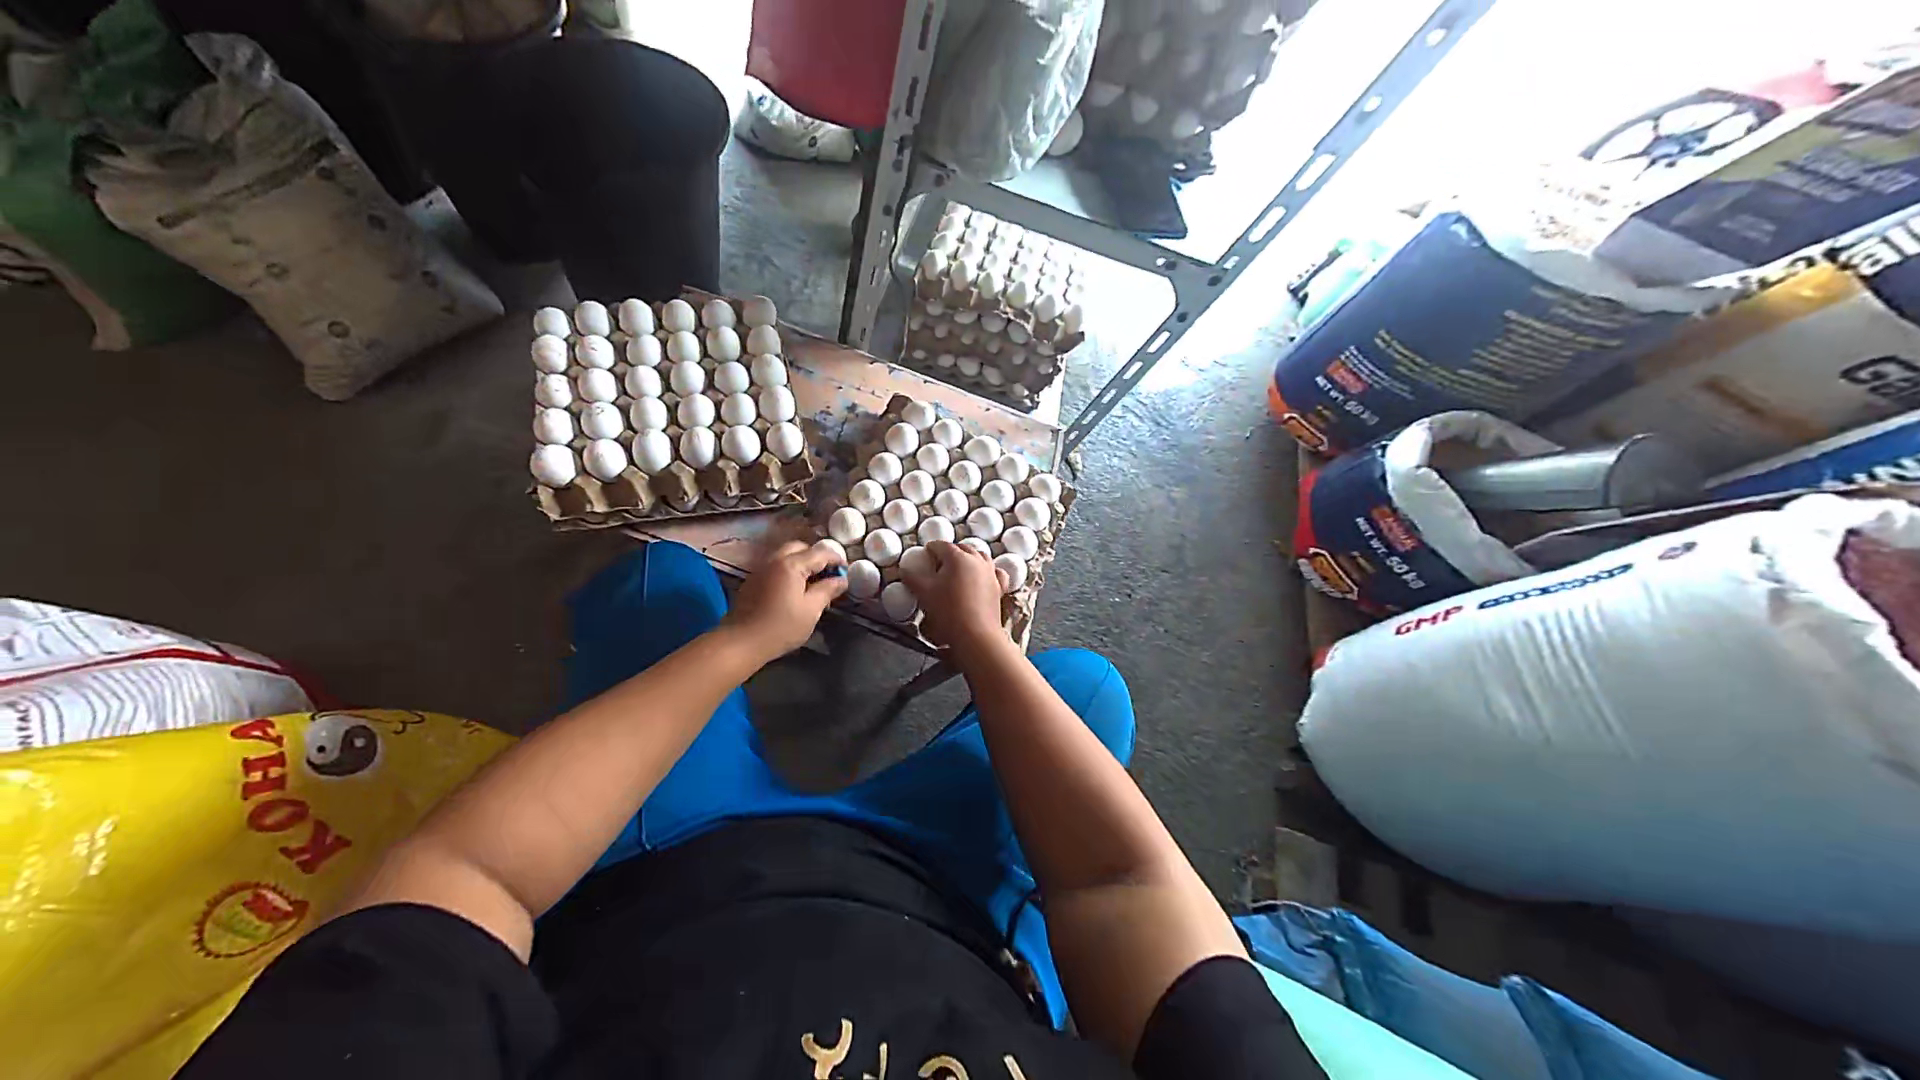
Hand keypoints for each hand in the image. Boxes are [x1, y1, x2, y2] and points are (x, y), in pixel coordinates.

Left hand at [724, 540, 846, 659]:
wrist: (741, 642)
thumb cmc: (781, 627)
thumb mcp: (811, 610)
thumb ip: (828, 590)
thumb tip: (842, 580)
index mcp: (791, 564)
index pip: (820, 553)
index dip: (836, 559)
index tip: (846, 571)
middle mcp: (774, 560)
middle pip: (800, 548)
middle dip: (816, 557)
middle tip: (828, 575)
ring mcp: (761, 569)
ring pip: (785, 556)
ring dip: (801, 563)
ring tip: (812, 583)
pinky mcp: (753, 580)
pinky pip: (775, 566)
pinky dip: (788, 571)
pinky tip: (793, 589)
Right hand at [902, 540, 1010, 660]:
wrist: (975, 636)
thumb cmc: (949, 612)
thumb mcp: (924, 593)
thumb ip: (912, 578)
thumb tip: (905, 571)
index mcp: (957, 557)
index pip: (940, 545)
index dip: (930, 549)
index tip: (924, 555)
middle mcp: (977, 560)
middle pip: (961, 548)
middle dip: (949, 552)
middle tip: (937, 564)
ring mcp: (990, 573)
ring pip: (980, 556)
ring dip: (968, 558)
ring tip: (957, 569)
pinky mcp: (999, 587)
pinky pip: (995, 572)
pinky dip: (988, 571)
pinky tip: (982, 577)